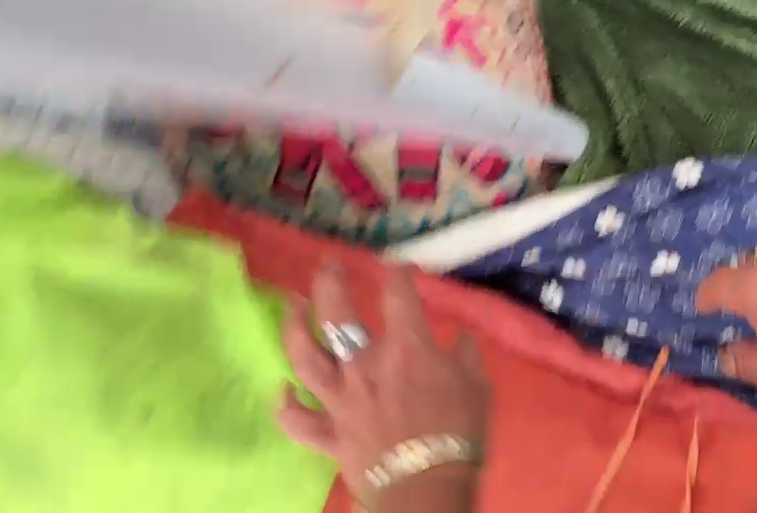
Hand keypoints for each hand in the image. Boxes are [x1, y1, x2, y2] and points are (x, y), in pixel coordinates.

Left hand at [276, 262, 488, 494]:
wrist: (426, 494)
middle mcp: (366, 365)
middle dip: (330, 284)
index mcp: (407, 348)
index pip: (398, 294)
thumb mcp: (477, 385)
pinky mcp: (329, 435)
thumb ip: (466, 355)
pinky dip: (285, 406)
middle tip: (327, 265)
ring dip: (294, 329)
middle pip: (337, 315)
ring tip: (292, 305)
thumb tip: (461, 339)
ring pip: (305, 359)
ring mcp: (341, 400)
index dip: (398, 273)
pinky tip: (279, 389)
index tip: (400, 267)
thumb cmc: (459, 435)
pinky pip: (298, 420)